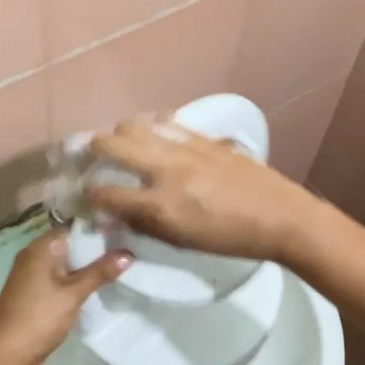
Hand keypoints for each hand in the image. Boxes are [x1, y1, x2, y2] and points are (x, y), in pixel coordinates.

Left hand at [0, 229, 130, 364]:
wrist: (5, 357)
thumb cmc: (38, 318)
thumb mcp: (73, 294)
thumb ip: (100, 272)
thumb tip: (128, 253)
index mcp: (40, 249)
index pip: (72, 227)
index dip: (98, 226)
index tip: (125, 228)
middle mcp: (34, 258)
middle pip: (71, 245)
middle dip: (97, 248)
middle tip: (131, 247)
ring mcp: (34, 278)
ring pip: (67, 265)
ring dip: (90, 267)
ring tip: (123, 265)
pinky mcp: (37, 297)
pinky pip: (62, 282)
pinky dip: (79, 283)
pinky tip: (100, 288)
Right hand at [86, 119, 330, 264]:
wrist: (280, 218)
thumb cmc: (230, 239)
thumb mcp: (182, 242)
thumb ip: (145, 224)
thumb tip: (115, 214)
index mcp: (160, 204)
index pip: (107, 192)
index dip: (89, 193)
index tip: (84, 193)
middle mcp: (167, 170)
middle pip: (114, 144)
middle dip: (93, 148)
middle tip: (89, 154)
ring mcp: (186, 148)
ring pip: (137, 125)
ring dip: (120, 132)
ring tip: (118, 140)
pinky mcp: (204, 138)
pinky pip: (167, 122)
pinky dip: (151, 126)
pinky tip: (151, 132)